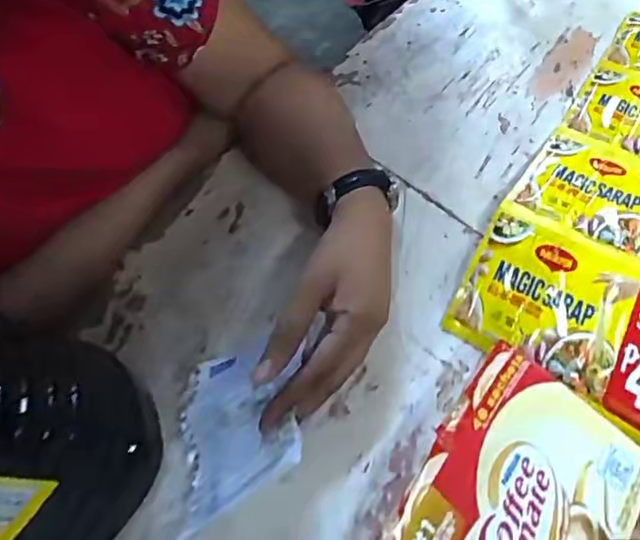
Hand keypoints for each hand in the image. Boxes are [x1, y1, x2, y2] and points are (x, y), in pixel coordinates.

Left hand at [255, 190, 392, 429]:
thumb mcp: (311, 285)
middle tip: (274, 424)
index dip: (292, 396)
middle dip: (306, 401)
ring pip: (346, 368)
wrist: (369, 216)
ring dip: (319, 389)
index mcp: (360, 324)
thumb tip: (263, 377)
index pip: (320, 370)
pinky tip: (315, 376)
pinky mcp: (373, 314)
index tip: (265, 421)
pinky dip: (330, 371)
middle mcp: (373, 330)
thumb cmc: (339, 247)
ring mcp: (376, 323)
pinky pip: (350, 354)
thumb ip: (289, 330)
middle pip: (337, 376)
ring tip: (292, 409)